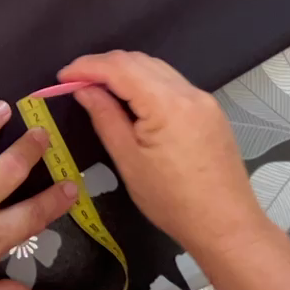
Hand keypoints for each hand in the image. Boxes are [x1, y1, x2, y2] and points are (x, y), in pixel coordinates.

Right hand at [60, 51, 275, 253]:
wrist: (227, 228)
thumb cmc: (172, 201)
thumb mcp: (128, 160)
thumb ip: (104, 117)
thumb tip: (83, 89)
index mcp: (168, 104)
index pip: (120, 67)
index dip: (87, 66)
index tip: (62, 77)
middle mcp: (188, 92)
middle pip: (137, 61)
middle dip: (103, 65)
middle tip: (75, 82)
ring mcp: (203, 99)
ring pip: (155, 68)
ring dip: (124, 71)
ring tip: (98, 89)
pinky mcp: (209, 110)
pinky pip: (170, 82)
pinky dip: (144, 82)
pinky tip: (130, 99)